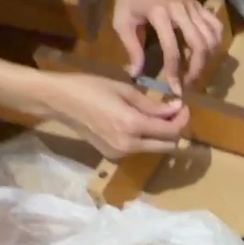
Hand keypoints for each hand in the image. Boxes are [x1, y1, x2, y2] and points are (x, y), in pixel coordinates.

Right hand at [35, 70, 188, 157]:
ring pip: (155, 149)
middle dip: (175, 130)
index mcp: (133, 126)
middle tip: (175, 113)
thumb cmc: (90, 88)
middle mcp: (130, 145)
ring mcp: (121, 154)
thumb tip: (176, 108)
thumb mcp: (124, 90)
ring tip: (158, 116)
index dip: (182, 120)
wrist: (59, 102)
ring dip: (162, 136)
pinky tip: (141, 124)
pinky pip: (140, 149)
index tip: (183, 107)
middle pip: (167, 146)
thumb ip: (152, 104)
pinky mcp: (114, 156)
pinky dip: (147, 139)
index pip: (170, 131)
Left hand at [112, 0, 223, 88]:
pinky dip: (216, 42)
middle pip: (199, 46)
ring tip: (197, 69)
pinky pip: (216, 27)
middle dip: (197, 69)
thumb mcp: (122, 22)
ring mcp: (193, 7)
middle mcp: (180, 10)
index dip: (174, 72)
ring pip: (211, 38)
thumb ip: (132, 49)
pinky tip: (208, 52)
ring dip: (207, 59)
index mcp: (159, 14)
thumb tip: (137, 74)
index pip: (172, 49)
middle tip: (189, 82)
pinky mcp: (200, 6)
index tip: (175, 89)